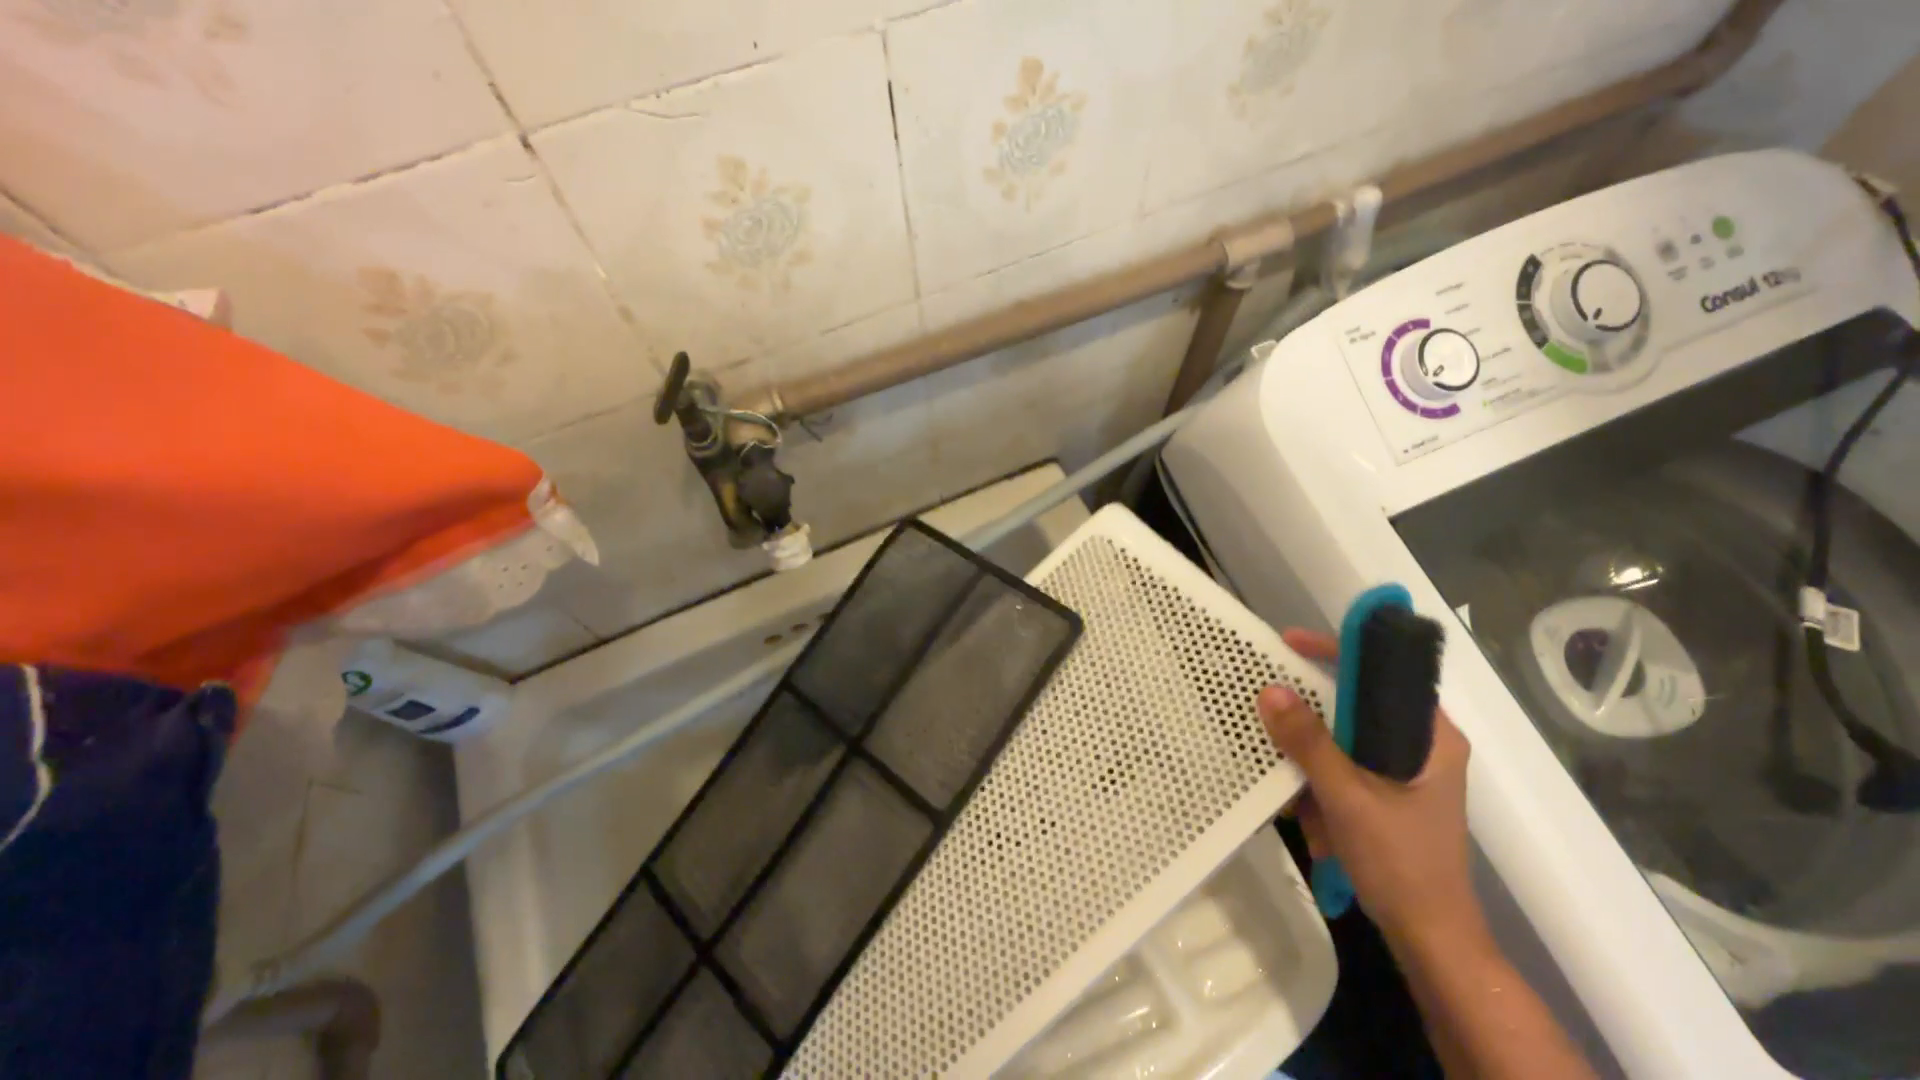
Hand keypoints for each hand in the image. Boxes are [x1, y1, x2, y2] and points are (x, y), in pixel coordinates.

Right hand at [1258, 628, 1484, 950]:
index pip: (1383, 673)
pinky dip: (1321, 795)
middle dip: (1313, 732)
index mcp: (1432, 736)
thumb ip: (1309, 743)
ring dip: (1313, 772)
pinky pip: (1342, 776)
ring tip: (1304, 809)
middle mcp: (1421, 747)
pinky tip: (1315, 827)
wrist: (1429, 938)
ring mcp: (1403, 776)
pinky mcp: (1386, 800)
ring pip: (1343, 746)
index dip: (1336, 653)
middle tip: (1276, 734)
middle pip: (1356, 709)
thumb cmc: (1402, 863)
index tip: (1289, 644)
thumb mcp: (1348, 799)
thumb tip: (1271, 691)